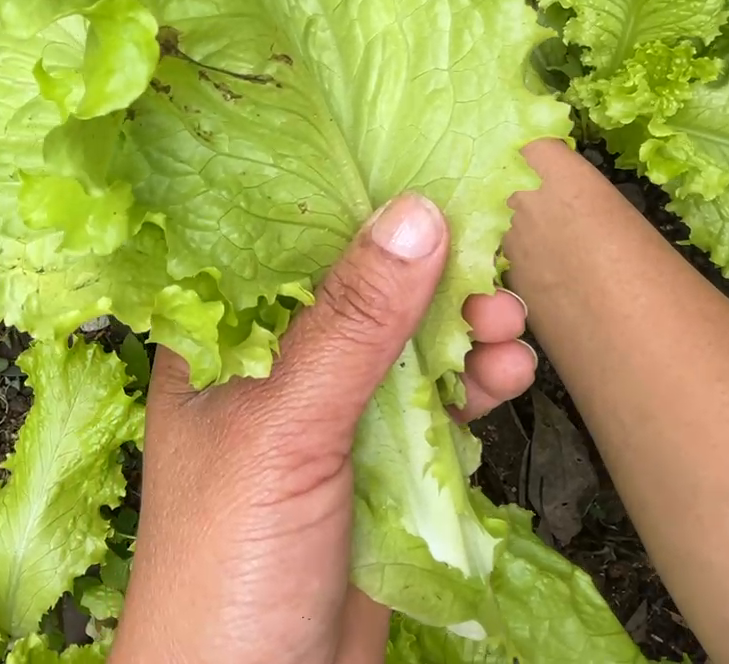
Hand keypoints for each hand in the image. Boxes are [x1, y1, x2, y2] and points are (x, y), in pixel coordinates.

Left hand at [112, 194, 536, 663]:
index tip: (420, 172)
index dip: (349, 209)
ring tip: (507, 325)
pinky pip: (425, 407)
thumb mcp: (284, 425)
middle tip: (487, 260)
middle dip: (423, 274)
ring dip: (457, 330)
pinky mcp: (370, 465)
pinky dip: (467, 387)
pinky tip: (505, 374)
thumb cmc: (228, 556)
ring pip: (399, 348)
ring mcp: (323, 414)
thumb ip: (349, 325)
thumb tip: (414, 215)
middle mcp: (270, 365)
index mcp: (221, 339)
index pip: (284, 248)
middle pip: (355, 292)